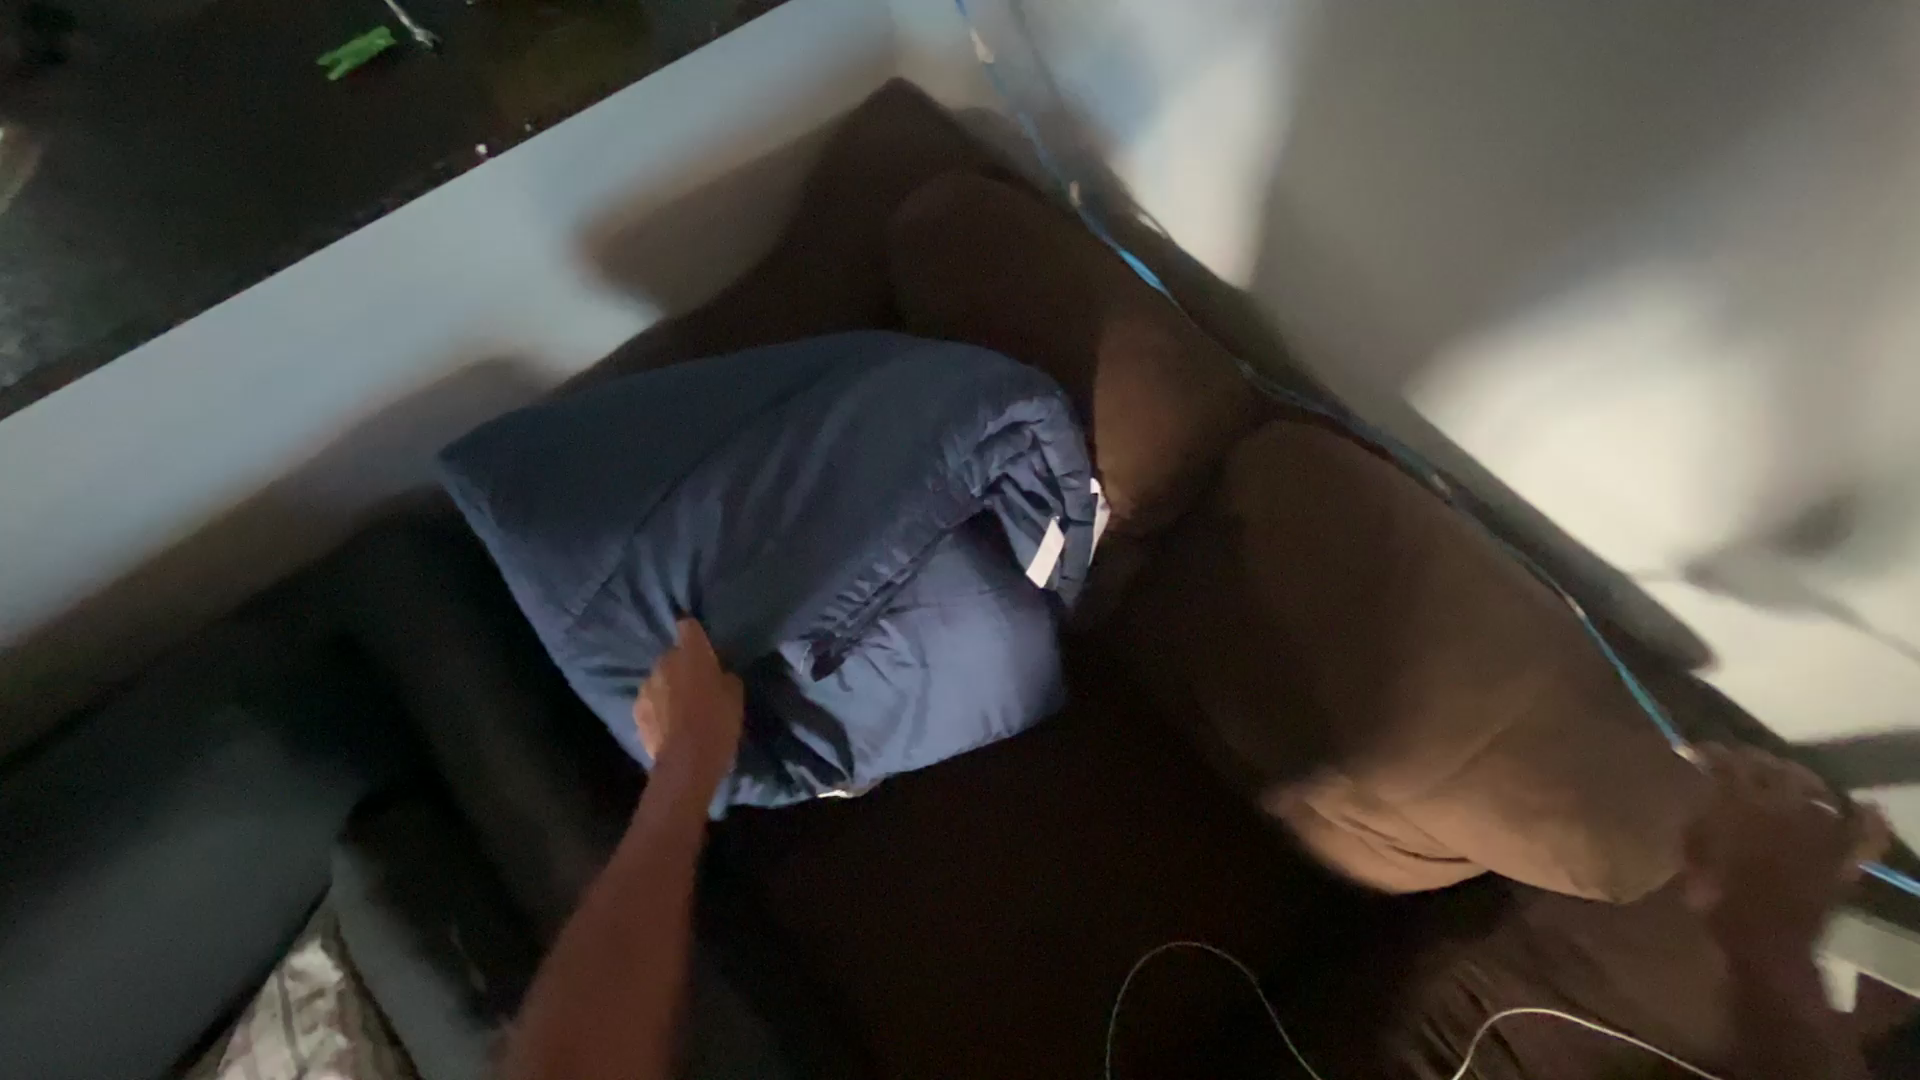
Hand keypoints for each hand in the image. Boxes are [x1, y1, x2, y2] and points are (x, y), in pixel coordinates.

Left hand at [632, 619, 743, 796]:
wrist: (687, 762)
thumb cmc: (718, 722)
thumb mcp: (735, 695)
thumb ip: (725, 676)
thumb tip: (719, 673)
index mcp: (692, 654)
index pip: (688, 626)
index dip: (695, 633)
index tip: (703, 645)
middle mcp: (664, 663)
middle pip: (673, 655)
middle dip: (683, 665)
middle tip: (698, 684)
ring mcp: (646, 686)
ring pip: (659, 679)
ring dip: (669, 687)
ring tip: (682, 708)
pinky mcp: (636, 710)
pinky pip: (650, 701)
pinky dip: (658, 707)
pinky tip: (670, 725)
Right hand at [1681, 744, 1889, 963]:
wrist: (1764, 941)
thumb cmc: (1716, 894)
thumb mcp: (1693, 848)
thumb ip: (1702, 814)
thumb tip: (1706, 787)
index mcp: (1738, 809)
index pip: (1727, 764)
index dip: (1711, 752)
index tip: (1695, 748)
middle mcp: (1784, 814)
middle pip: (1776, 770)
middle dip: (1755, 758)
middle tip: (1739, 756)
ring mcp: (1821, 836)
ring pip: (1818, 791)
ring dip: (1801, 777)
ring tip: (1786, 774)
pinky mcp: (1844, 859)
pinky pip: (1866, 835)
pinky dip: (1868, 818)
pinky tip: (1862, 805)